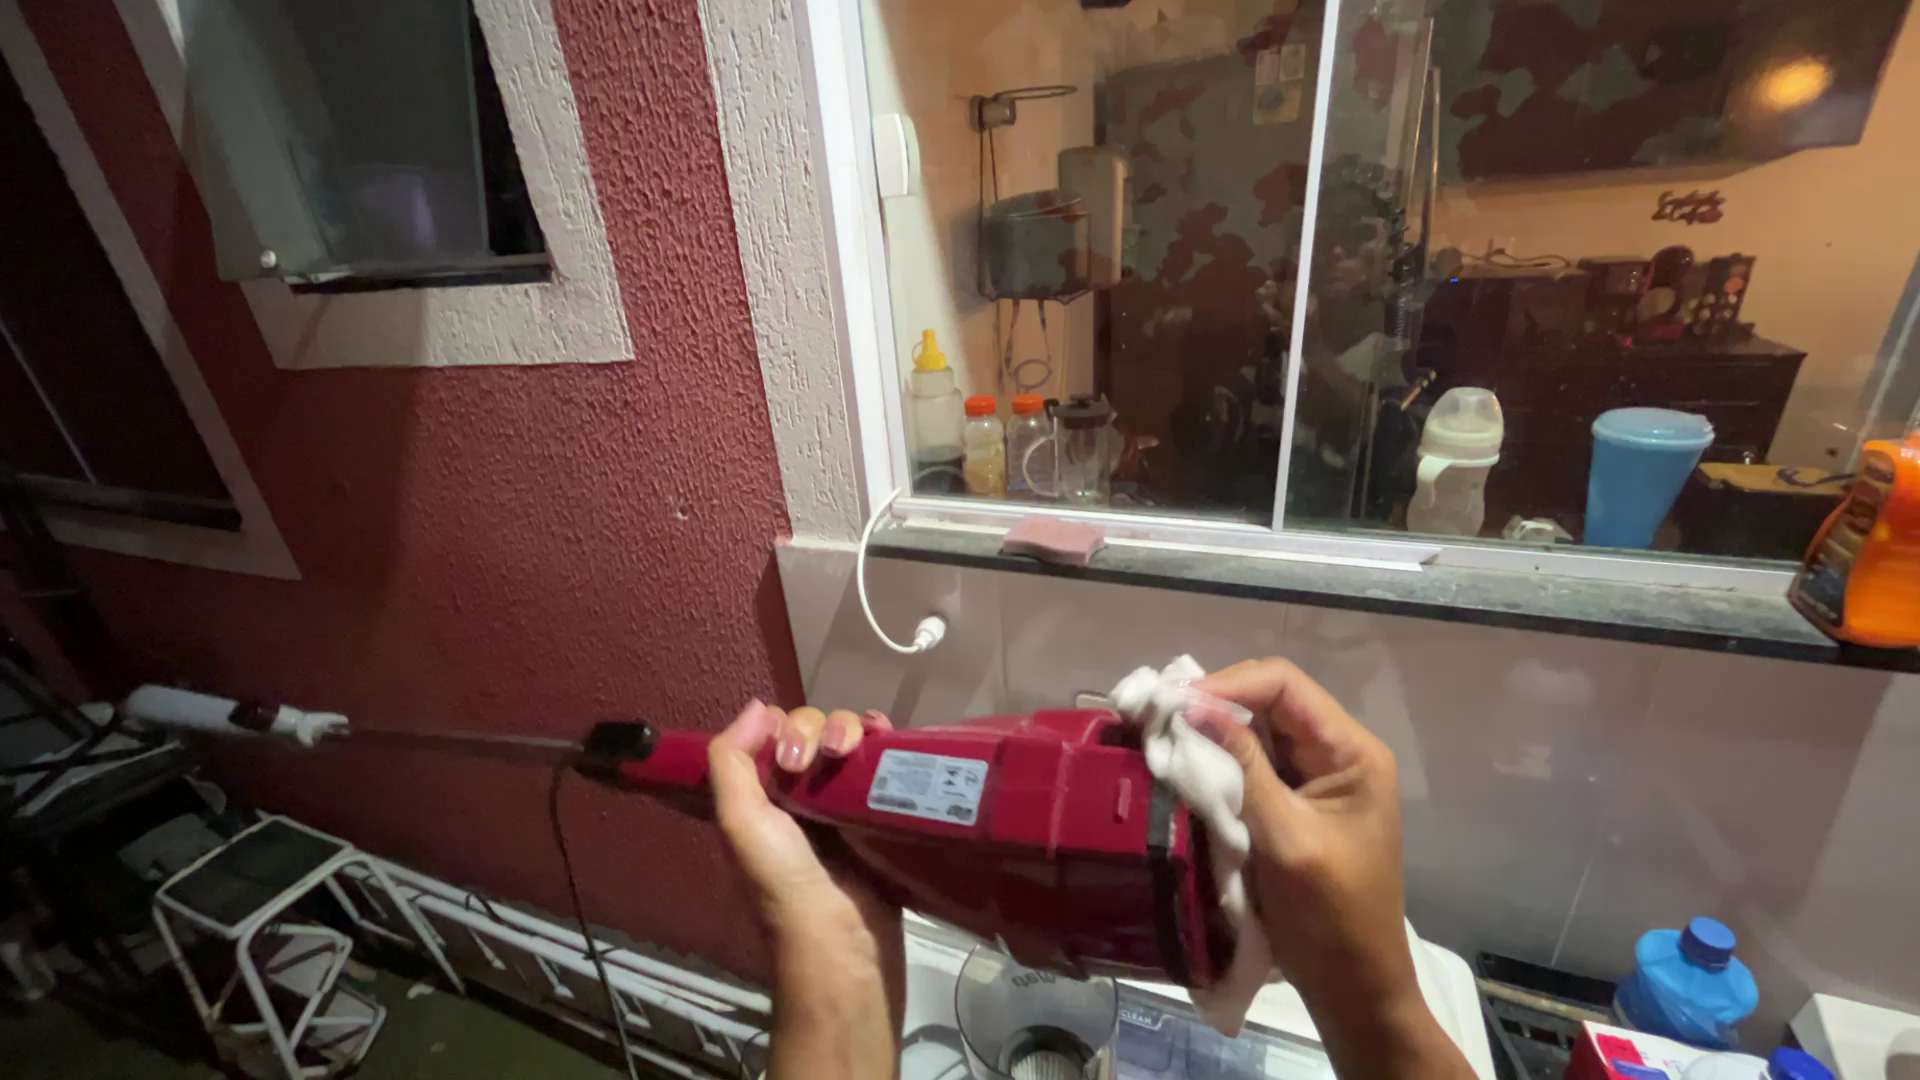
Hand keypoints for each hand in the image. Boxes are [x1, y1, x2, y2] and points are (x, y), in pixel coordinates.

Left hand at [709, 701, 902, 1079]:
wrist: (846, 946)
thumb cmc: (786, 886)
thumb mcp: (742, 826)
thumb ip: (732, 764)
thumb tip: (757, 705)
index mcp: (767, 794)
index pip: (777, 733)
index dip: (784, 727)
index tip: (790, 755)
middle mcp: (805, 790)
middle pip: (815, 728)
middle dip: (817, 729)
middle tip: (820, 760)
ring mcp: (848, 797)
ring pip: (850, 737)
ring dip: (851, 729)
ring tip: (852, 753)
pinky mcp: (885, 805)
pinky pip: (885, 757)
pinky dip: (885, 738)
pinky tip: (888, 739)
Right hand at [1195, 659, 1473, 1079]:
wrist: (1352, 985)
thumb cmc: (1329, 915)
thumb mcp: (1283, 837)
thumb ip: (1242, 765)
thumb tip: (1191, 705)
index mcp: (1351, 751)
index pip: (1284, 684)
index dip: (1229, 684)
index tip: (1177, 705)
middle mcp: (1334, 749)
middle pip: (1268, 696)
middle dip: (1214, 700)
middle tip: (1162, 717)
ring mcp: (1313, 771)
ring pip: (1254, 723)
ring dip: (1211, 726)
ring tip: (1165, 732)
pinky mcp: (1291, 792)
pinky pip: (1250, 755)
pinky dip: (1216, 753)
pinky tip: (1185, 758)